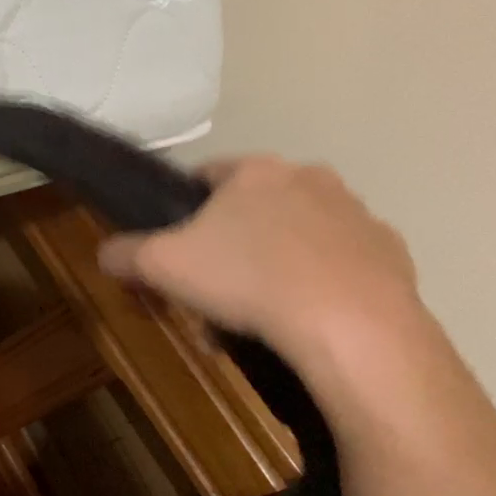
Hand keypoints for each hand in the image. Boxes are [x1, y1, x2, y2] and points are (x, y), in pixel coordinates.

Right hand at [98, 156, 419, 361]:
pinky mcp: (387, 253)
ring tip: (240, 316)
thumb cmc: (243, 279)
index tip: (167, 247)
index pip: (204, 174)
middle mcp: (311, 179)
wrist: (350, 323)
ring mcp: (356, 215)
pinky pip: (329, 266)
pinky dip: (305, 287)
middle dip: (221, 245)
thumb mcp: (155, 265)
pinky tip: (288, 321)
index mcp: (255, 172)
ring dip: (261, 268)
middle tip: (198, 288)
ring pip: (288, 238)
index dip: (177, 209)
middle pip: (248, 209)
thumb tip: (108, 253)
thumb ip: (122, 252)